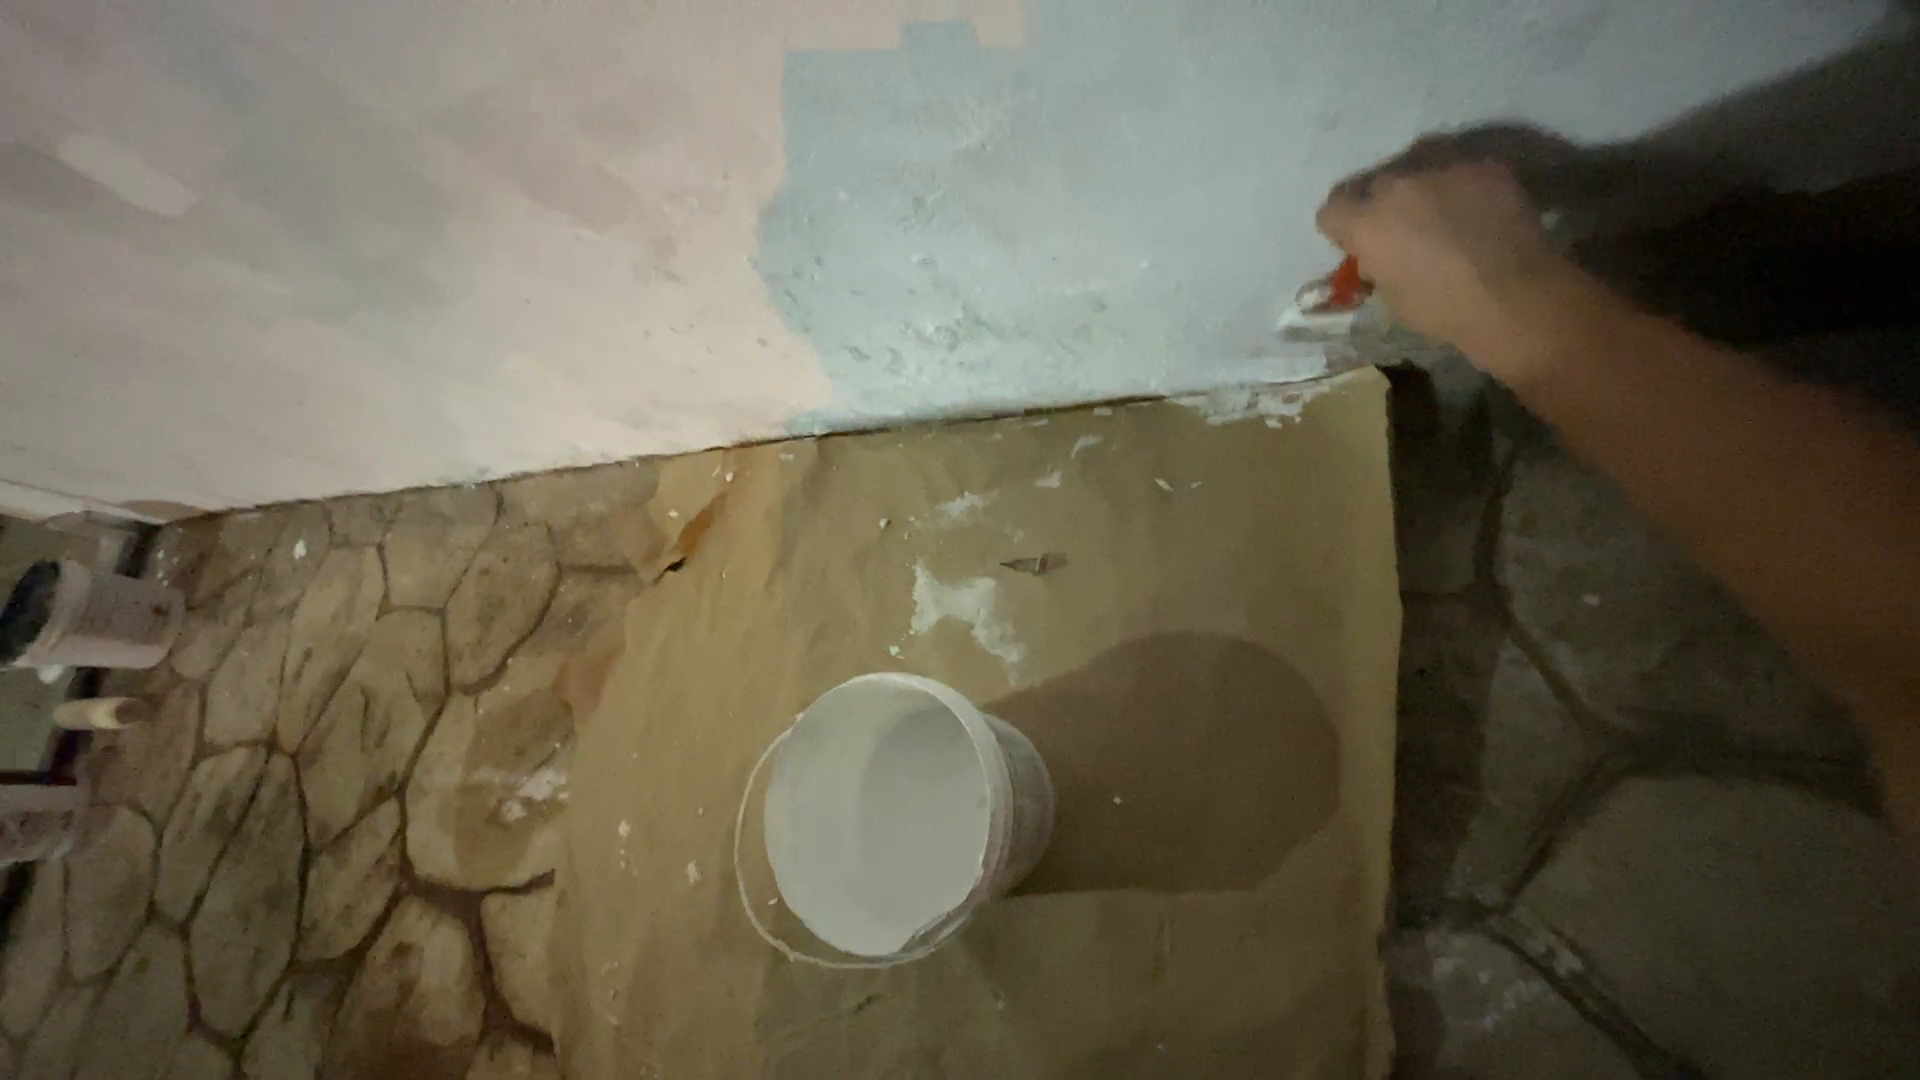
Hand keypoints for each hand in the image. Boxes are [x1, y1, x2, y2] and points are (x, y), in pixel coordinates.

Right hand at [1316, 151, 1573, 352]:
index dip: (1340, 227)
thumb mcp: (1388, 294)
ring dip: (1419, 190)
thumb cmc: (1440, 308)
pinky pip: (1458, 170)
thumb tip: (1376, 255)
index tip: (1354, 242)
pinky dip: (1459, 187)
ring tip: (1439, 214)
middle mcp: (1398, 187)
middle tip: (1399, 229)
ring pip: (1417, 170)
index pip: (1331, 210)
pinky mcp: (1485, 165)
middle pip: (1374, 185)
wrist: (1513, 295)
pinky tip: (1474, 210)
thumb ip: (1375, 263)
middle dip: (1380, 205)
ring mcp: (1444, 169)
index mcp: (1366, 224)